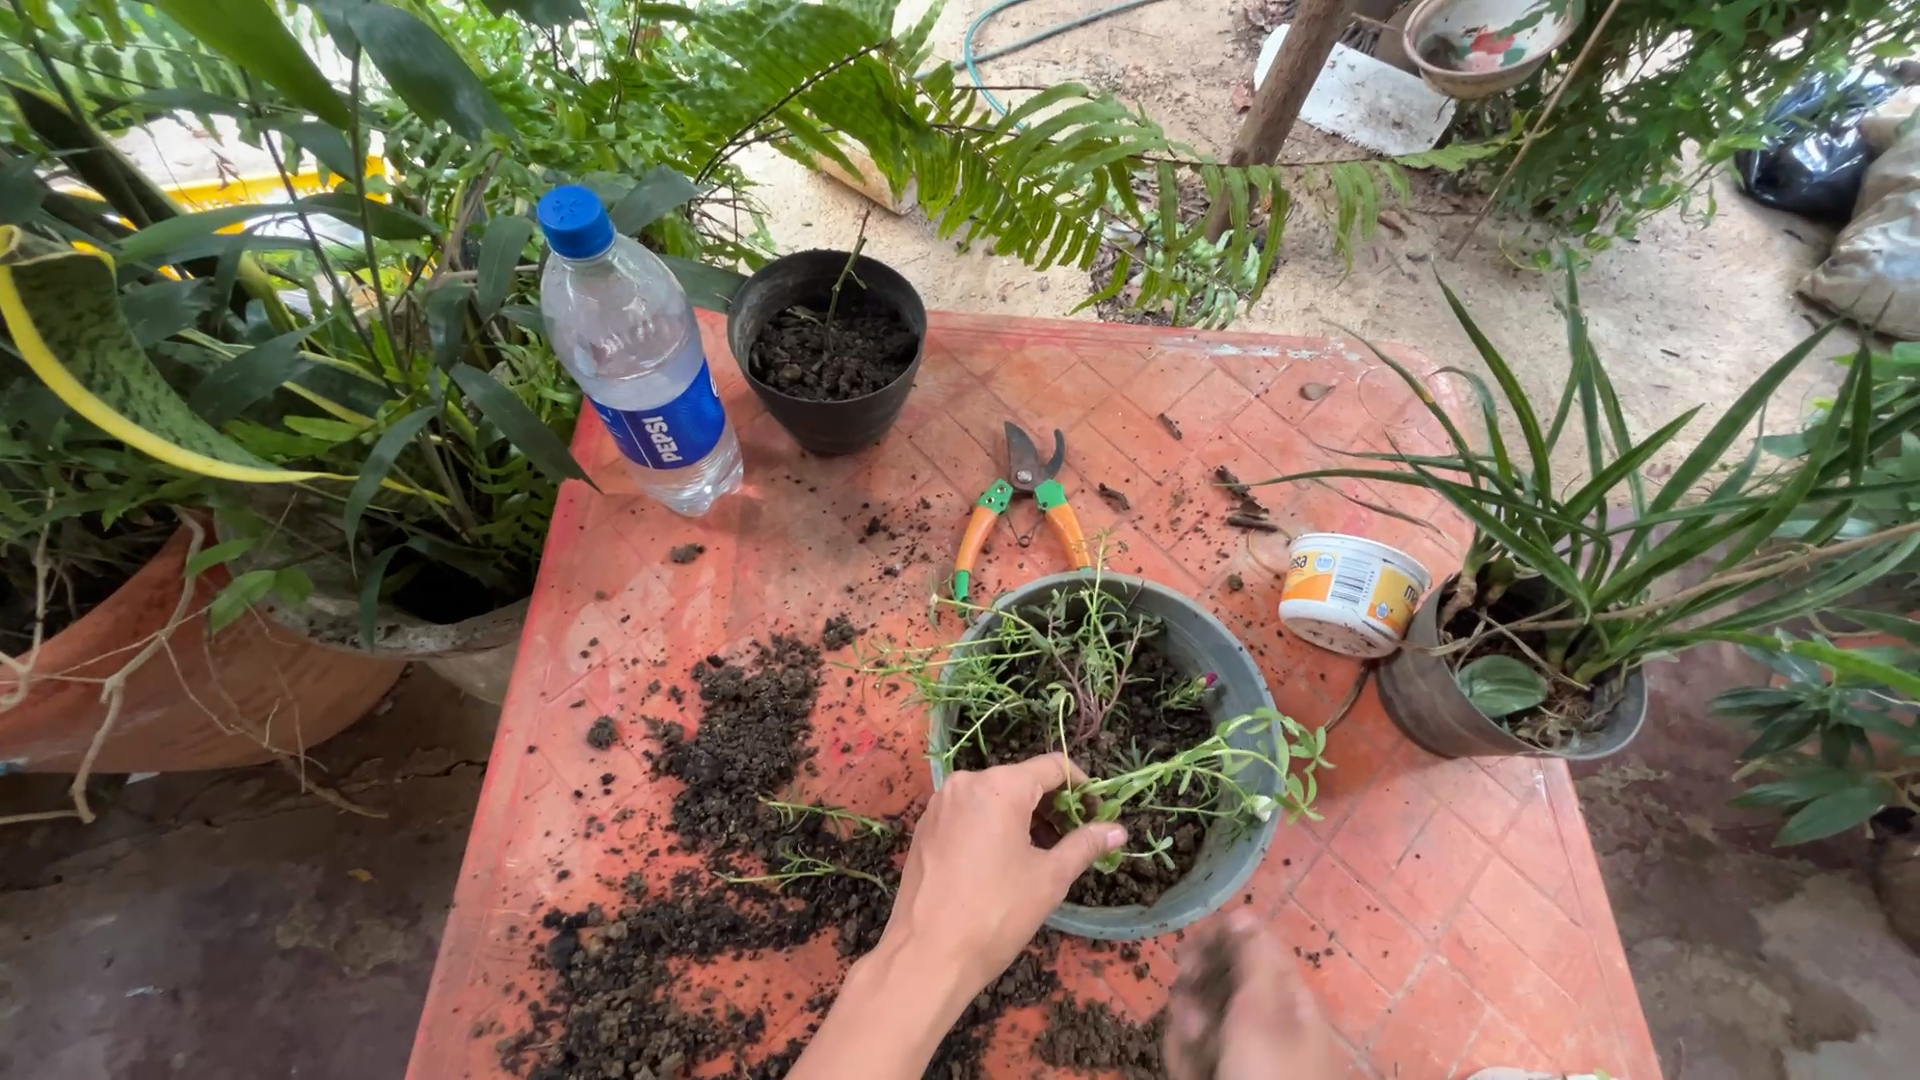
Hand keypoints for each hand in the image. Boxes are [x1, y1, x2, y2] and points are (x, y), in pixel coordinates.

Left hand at [786, 754, 1126, 1079]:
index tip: (1097, 816)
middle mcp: (967, 781)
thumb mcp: (1049, 878)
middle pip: (1022, 780)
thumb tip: (1118, 830)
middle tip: (1072, 841)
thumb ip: (1084, 845)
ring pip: (994, 796)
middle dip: (1051, 806)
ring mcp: (941, 802)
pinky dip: (992, 825)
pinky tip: (1001, 861)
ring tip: (1040, 855)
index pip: (1053, 766)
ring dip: (1022, 817)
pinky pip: (969, 811)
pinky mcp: (926, 824)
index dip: (1081, 788)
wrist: (927, 953)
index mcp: (1000, 785)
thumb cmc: (996, 912)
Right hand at [1165, 909, 1332, 1079]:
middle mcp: (1268, 1024)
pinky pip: (1190, 1051)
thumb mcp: (1262, 1013)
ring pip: (1199, 1014)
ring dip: (1186, 1025)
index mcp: (1290, 1003)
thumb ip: (1251, 957)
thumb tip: (1243, 911)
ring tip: (1191, 1046)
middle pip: (1221, 978)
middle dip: (1197, 985)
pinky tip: (1186, 1071)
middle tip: (1183, 987)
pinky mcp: (1216, 1077)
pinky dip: (1183, 1056)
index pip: (1255, 948)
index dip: (1220, 939)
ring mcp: (1241, 1056)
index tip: (1190, 945)